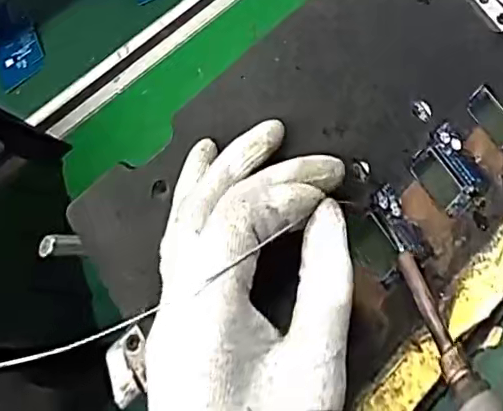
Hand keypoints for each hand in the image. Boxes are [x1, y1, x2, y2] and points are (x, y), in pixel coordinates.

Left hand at [145, 119, 351, 410]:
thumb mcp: (315, 365)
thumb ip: (326, 281)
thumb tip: (327, 214)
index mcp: (207, 309)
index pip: (243, 214)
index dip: (290, 188)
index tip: (330, 183)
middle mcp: (178, 300)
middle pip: (212, 205)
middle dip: (254, 163)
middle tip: (291, 138)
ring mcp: (172, 308)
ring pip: (187, 216)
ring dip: (220, 169)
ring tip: (249, 138)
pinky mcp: (179, 315)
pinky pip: (178, 238)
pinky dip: (193, 197)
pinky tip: (199, 173)